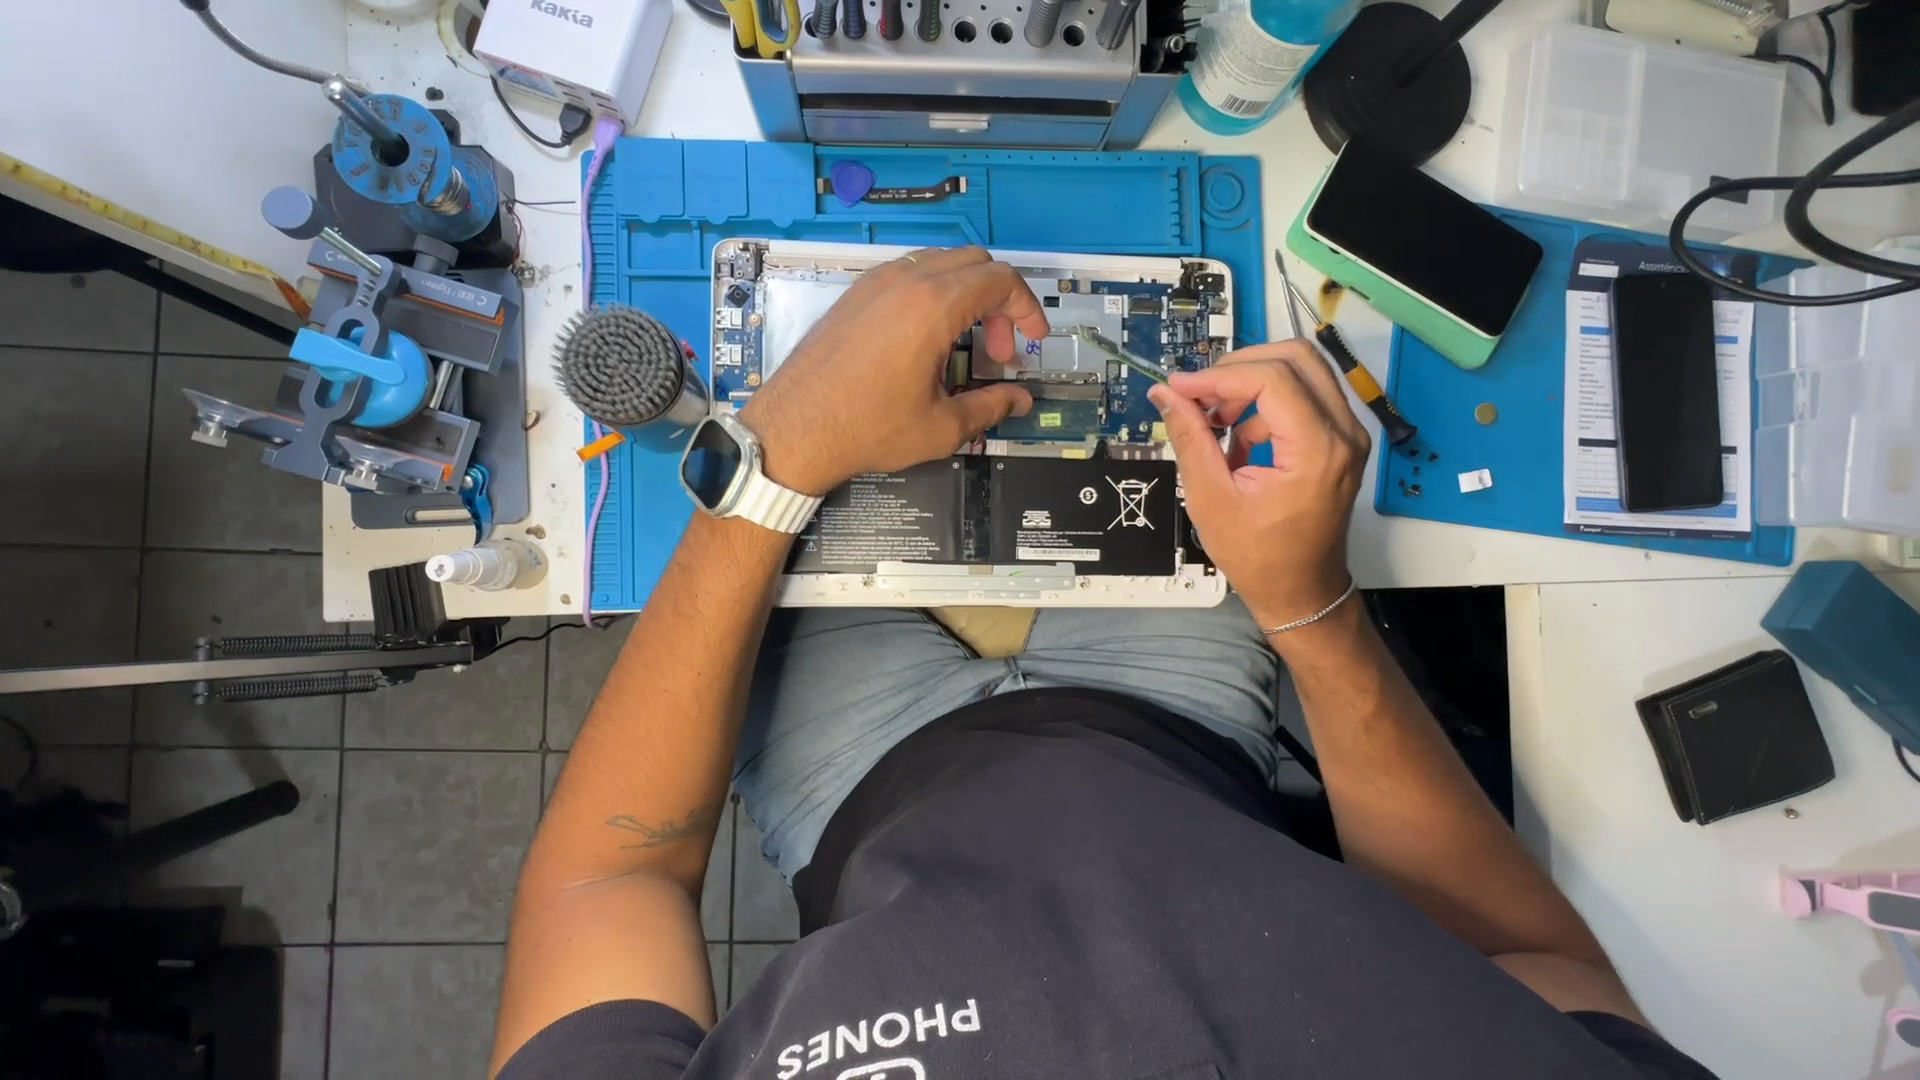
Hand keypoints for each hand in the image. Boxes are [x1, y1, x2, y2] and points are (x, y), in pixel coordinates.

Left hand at [738, 247, 1049, 494]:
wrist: (794, 430)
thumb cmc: (866, 429)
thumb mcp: (941, 427)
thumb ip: (991, 407)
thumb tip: (1020, 400)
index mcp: (933, 306)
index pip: (1000, 279)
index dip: (1027, 307)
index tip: (1031, 339)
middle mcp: (904, 281)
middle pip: (974, 262)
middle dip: (998, 301)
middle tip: (995, 351)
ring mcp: (874, 283)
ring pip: (939, 263)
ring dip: (965, 295)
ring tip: (962, 345)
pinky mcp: (854, 295)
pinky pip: (907, 274)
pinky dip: (932, 294)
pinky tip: (925, 339)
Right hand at [1147, 340, 1369, 634]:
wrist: (1299, 590)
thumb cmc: (1256, 556)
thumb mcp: (1210, 497)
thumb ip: (1190, 437)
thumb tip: (1164, 393)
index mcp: (1316, 450)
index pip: (1271, 379)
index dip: (1218, 376)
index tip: (1179, 388)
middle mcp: (1343, 433)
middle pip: (1296, 358)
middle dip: (1239, 367)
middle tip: (1200, 393)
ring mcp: (1347, 435)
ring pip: (1303, 371)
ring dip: (1252, 383)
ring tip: (1215, 418)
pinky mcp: (1340, 440)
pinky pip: (1305, 396)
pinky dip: (1266, 403)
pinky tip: (1237, 436)